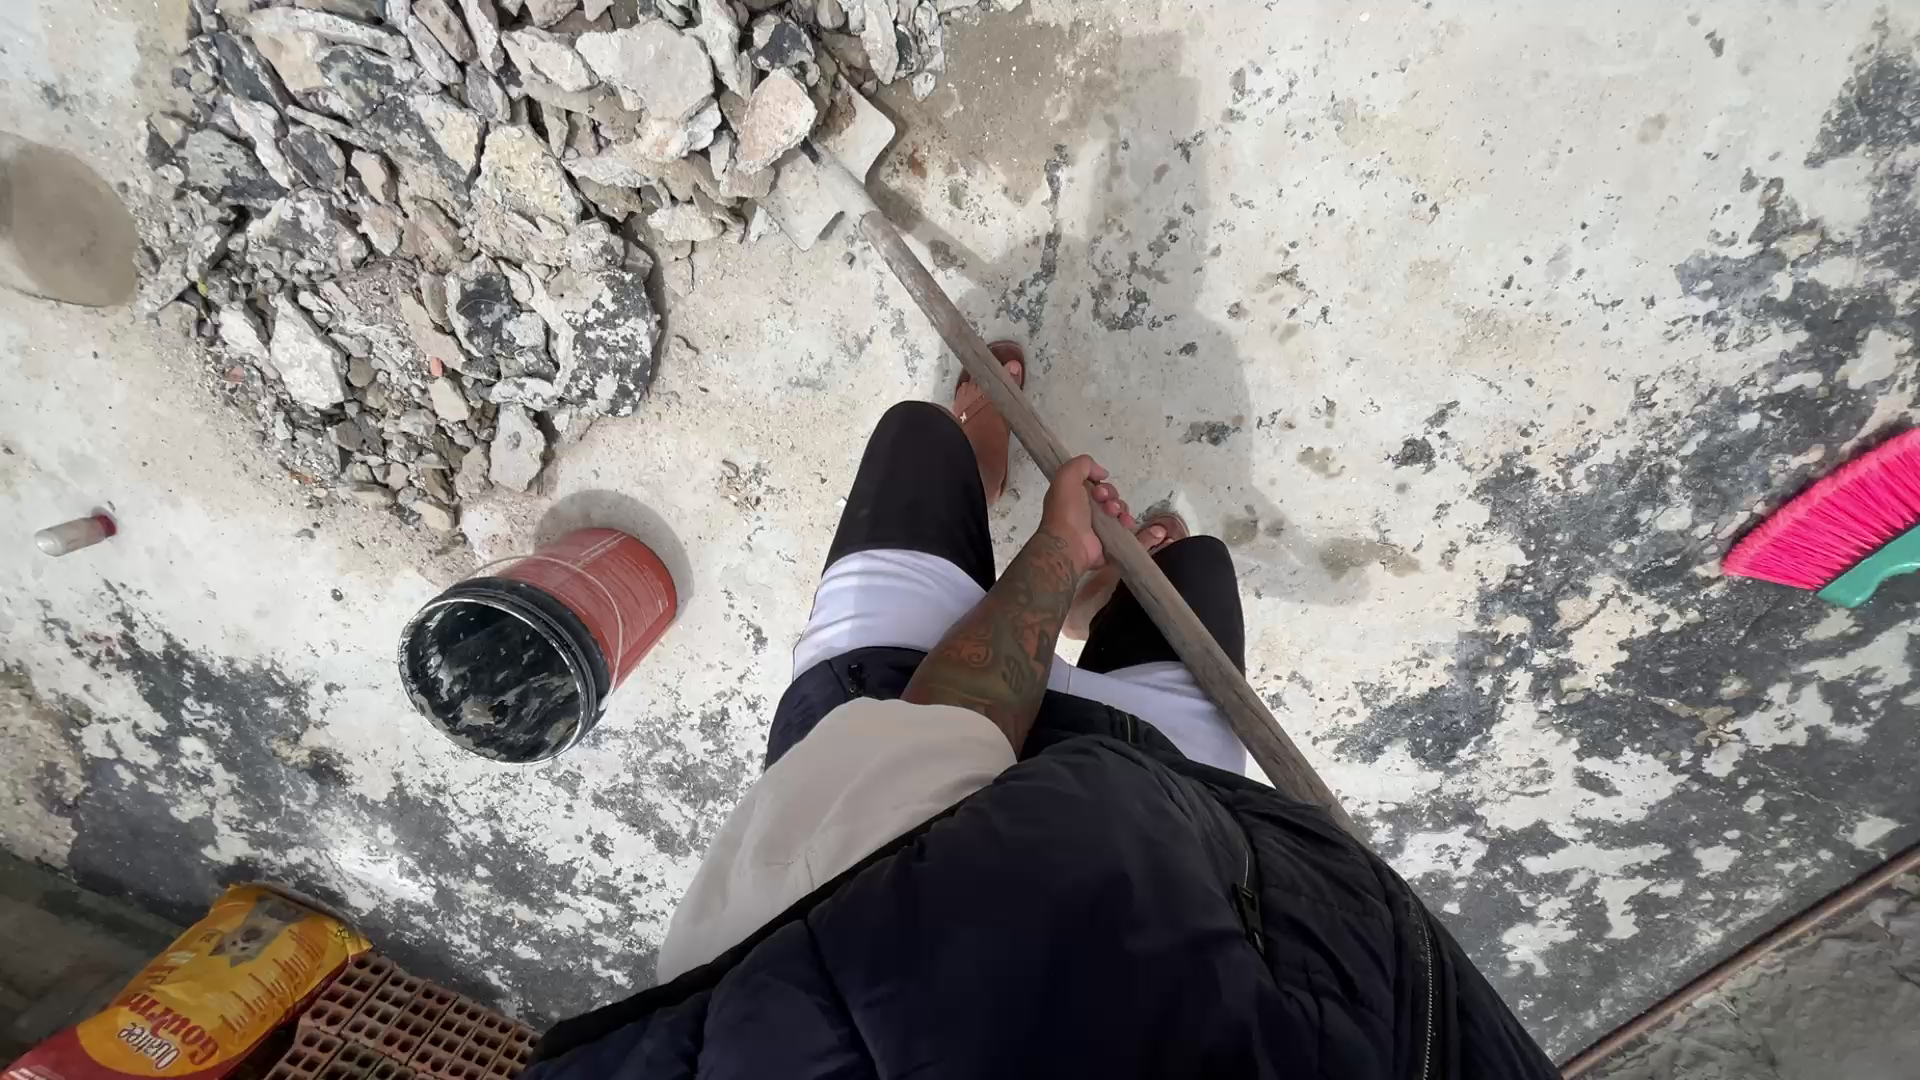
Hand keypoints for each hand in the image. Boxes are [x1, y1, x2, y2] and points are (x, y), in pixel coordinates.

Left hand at [1038, 456, 1135, 574]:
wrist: (1070, 544)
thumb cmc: (1066, 511)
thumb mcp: (1066, 477)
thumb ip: (1082, 464)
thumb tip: (1102, 473)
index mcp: (1073, 495)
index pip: (1094, 483)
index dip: (1099, 482)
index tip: (1097, 488)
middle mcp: (1085, 509)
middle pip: (1108, 494)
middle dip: (1110, 494)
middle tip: (1104, 503)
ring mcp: (1098, 525)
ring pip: (1118, 508)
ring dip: (1119, 507)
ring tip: (1112, 514)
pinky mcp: (1109, 538)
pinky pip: (1124, 525)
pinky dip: (1127, 521)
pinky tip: (1124, 522)